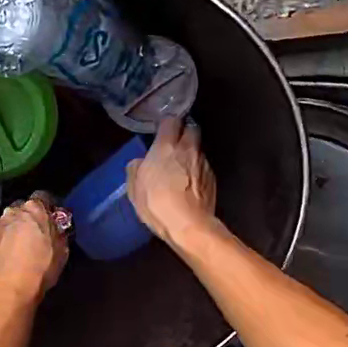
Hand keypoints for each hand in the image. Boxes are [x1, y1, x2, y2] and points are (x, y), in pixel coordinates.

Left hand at [0, 191, 68, 298]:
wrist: (13, 286)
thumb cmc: (42, 266)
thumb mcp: (62, 249)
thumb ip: (59, 232)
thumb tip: (56, 227)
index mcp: (35, 209)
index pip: (43, 196)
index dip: (48, 207)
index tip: (51, 217)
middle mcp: (13, 211)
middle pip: (23, 208)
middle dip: (29, 217)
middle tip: (36, 234)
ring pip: (9, 221)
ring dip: (14, 228)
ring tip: (20, 246)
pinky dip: (3, 240)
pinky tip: (8, 254)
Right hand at [126, 117, 218, 247]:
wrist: (189, 225)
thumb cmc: (157, 203)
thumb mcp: (134, 188)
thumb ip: (136, 169)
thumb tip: (140, 162)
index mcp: (166, 146)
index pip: (171, 120)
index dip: (167, 124)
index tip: (161, 130)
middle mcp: (188, 149)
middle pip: (192, 129)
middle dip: (184, 132)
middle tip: (174, 145)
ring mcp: (204, 163)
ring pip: (198, 149)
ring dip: (191, 154)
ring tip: (182, 169)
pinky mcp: (213, 179)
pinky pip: (203, 168)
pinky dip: (197, 171)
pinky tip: (190, 185)